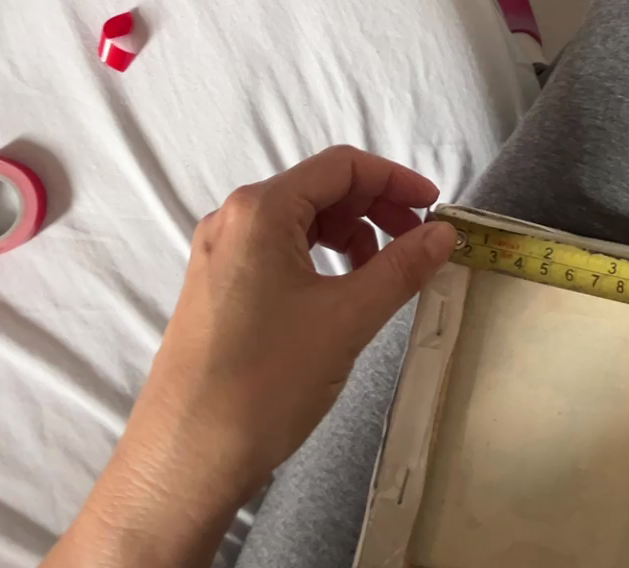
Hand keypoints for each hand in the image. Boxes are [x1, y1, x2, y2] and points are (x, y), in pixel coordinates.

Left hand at [45, 146, 456, 567]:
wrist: (183, 462)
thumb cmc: (266, 380)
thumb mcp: (347, 318)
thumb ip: (402, 267)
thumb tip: (444, 232)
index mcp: (261, 209)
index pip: (341, 166)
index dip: (395, 179)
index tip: (434, 207)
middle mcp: (234, 217)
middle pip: (320, 188)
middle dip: (375, 207)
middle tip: (417, 241)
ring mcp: (220, 252)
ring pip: (300, 220)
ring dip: (350, 234)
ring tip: (382, 273)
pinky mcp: (217, 285)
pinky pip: (279, 250)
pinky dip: (320, 257)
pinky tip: (340, 291)